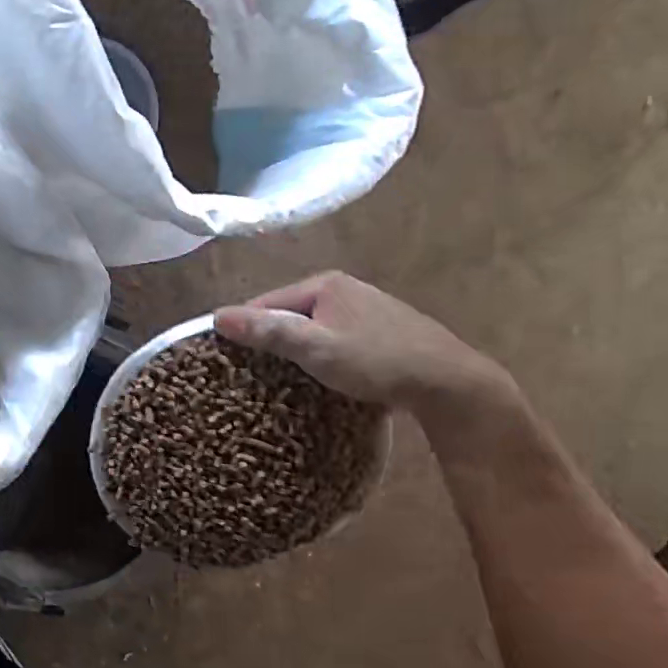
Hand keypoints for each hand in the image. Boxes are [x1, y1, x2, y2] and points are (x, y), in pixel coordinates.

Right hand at [212, 271, 512, 415]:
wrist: (450, 383)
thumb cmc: (377, 361)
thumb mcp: (316, 348)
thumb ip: (268, 330)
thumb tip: (217, 316)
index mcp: (325, 284)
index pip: (265, 303)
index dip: (245, 331)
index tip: (232, 362)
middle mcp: (343, 289)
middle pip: (288, 314)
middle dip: (271, 341)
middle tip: (258, 375)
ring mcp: (364, 308)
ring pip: (311, 328)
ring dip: (296, 350)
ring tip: (286, 379)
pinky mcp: (379, 329)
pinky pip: (332, 337)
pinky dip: (320, 354)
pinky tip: (323, 375)